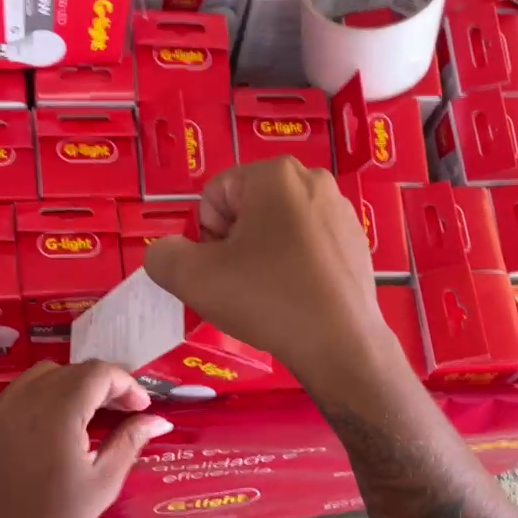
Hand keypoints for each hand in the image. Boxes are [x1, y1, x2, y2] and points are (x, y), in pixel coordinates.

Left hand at [0, 361, 174, 517]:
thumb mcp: (103, 481)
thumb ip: (130, 441)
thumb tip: (158, 419)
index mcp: (58, 411)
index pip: (98, 374)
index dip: (126, 385)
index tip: (142, 407)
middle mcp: (27, 398)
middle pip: (74, 370)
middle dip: (104, 384)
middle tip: (125, 411)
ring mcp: (4, 405)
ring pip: (48, 374)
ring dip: (76, 384)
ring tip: (94, 415)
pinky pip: (25, 389)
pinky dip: (49, 393)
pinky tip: (62, 422)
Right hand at [144, 156, 391, 383]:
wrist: (338, 343)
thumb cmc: (265, 299)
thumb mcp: (194, 279)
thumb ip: (163, 256)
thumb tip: (164, 253)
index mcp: (274, 175)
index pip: (213, 197)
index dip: (204, 238)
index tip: (220, 271)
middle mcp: (312, 180)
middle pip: (246, 211)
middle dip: (233, 247)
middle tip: (239, 287)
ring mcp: (339, 212)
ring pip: (277, 232)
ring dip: (261, 259)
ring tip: (268, 297)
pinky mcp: (355, 244)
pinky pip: (306, 250)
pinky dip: (292, 270)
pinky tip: (295, 300)